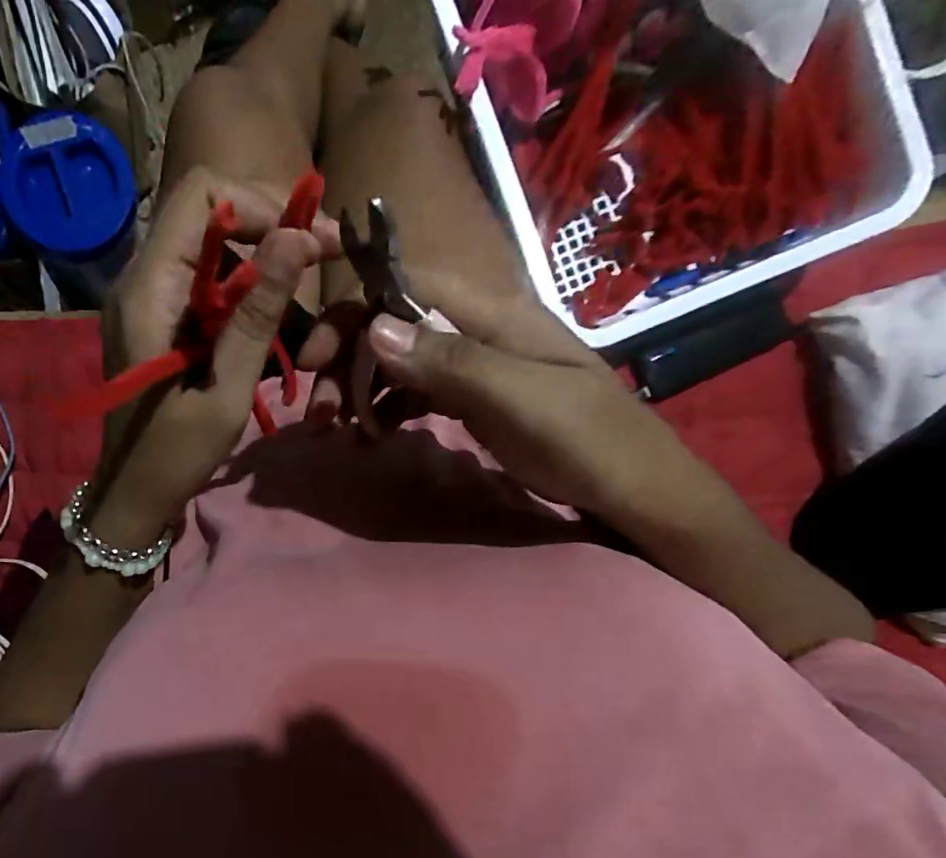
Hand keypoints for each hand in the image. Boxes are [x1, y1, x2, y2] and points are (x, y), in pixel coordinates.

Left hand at [91, 169, 340, 545]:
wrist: (133, 495)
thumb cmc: (174, 454)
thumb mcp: (225, 390)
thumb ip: (258, 314)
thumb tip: (296, 239)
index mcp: (149, 289)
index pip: (202, 196)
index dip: (262, 204)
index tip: (312, 240)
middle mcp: (143, 279)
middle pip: (211, 215)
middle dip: (273, 230)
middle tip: (326, 256)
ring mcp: (150, 299)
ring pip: (215, 250)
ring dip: (266, 265)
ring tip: (311, 293)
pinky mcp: (162, 321)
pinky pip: (210, 285)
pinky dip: (249, 294)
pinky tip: (280, 325)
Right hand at [348, 267, 664, 515]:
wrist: (632, 486)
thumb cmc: (584, 439)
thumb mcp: (519, 399)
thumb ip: (449, 360)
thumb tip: (373, 327)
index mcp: (491, 313)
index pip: (406, 283)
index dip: (353, 300)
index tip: (313, 348)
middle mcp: (477, 328)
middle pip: (393, 323)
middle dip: (347, 359)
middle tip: (318, 411)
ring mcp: (475, 364)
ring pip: (398, 359)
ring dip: (360, 389)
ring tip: (339, 431)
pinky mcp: (474, 397)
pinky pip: (416, 391)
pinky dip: (387, 409)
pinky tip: (372, 436)